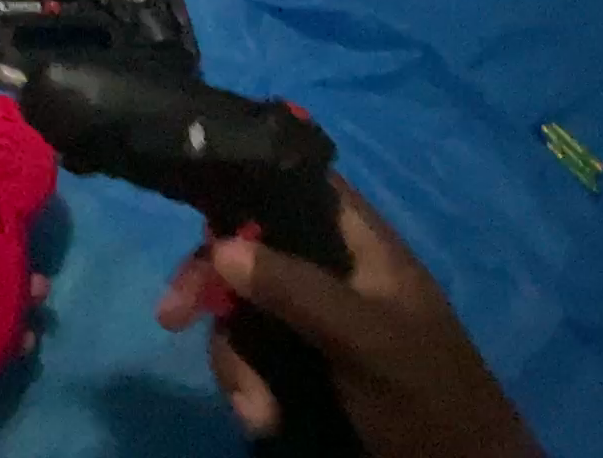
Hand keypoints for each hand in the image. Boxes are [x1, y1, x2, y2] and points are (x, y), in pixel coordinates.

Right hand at [157, 173, 541, 457]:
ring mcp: (310, 315)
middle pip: (247, 247)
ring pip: (240, 305)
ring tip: (254, 411)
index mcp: (355, 239)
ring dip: (233, 357)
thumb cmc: (428, 396)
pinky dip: (244, 382)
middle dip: (211, 285)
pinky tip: (258, 419)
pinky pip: (249, 350)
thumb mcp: (365, 337)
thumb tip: (220, 246)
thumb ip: (296, 288)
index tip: (197, 210)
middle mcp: (326, 266)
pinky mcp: (297, 359)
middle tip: (174, 313)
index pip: (290, 184)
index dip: (242, 184)